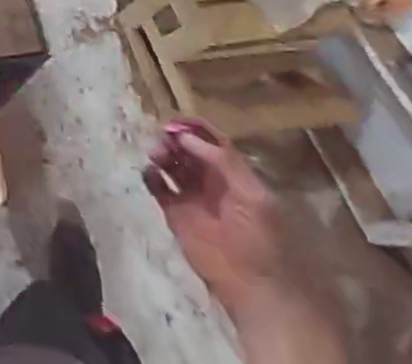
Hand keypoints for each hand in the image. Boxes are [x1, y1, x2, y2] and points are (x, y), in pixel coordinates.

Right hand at [144, 121, 283, 313]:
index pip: (210, 142)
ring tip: (156, 155)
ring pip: (170, 163)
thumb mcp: (254, 195)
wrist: (255, 287)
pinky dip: (150, 175)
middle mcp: (211, 180)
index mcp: (233, 174)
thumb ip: (224, 162)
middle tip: (163, 139)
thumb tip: (186, 136)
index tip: (174, 123)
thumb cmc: (261, 239)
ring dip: (161, 153)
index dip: (193, 129)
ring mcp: (191, 196)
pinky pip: (156, 186)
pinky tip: (150, 173)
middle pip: (186, 149)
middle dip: (173, 138)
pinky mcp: (173, 212)